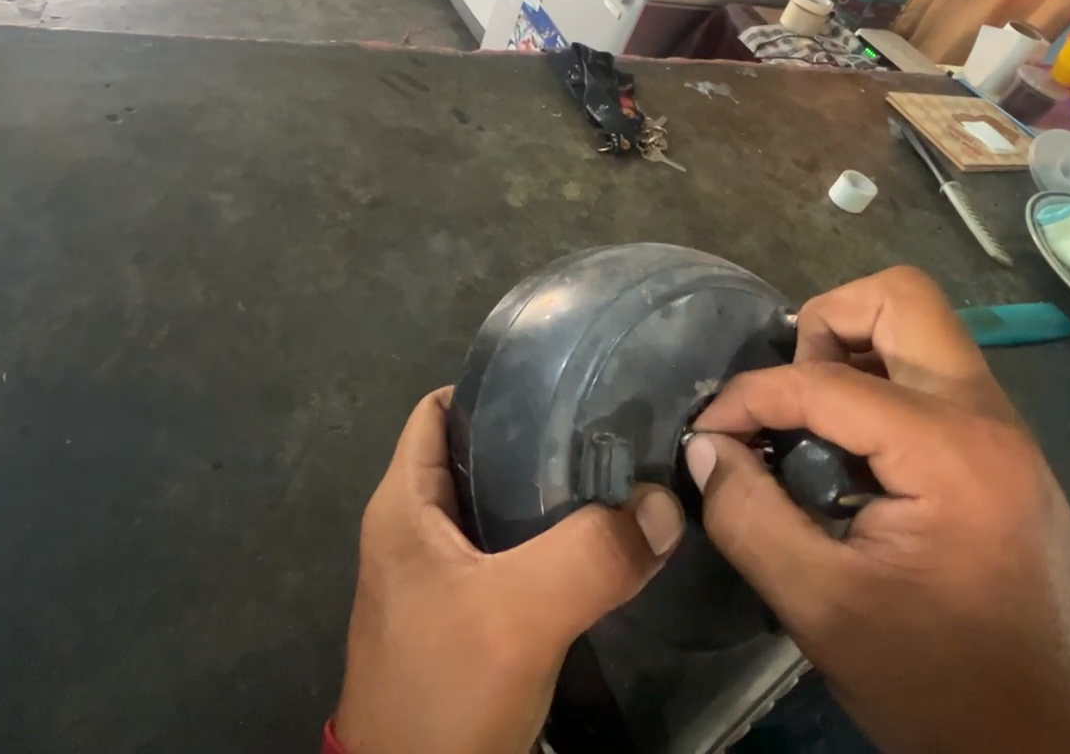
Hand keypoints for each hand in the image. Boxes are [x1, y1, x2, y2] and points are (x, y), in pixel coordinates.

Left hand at [336, 388, 685, 753]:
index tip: (564, 379)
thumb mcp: (516, 614)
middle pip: (478, 455)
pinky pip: (515, 557)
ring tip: (618, 475)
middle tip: (610, 426)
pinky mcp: (470, 616)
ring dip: (551, 494)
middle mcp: (418, 529)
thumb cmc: (442, 691)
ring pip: (501, 509)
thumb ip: (590, 555)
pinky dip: (553, 542)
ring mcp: (443, 576)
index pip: (441, 410)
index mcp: (404, 504)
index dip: (494, 388)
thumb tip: (665, 504)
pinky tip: (601, 543)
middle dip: (537, 437)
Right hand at [687, 267, 1069, 753]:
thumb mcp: (822, 609)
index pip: (823, 380)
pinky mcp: (1001, 452)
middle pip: (900, 298)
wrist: (1055, 747)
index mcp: (950, 453)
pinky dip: (875, 383)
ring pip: (919, 329)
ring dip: (850, 352)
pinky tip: (846, 448)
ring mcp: (1003, 430)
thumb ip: (747, 516)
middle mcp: (987, 418)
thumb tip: (706, 447)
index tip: (709, 436)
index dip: (748, 397)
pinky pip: (931, 373)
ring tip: (811, 421)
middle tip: (786, 397)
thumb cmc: (939, 684)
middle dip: (823, 326)